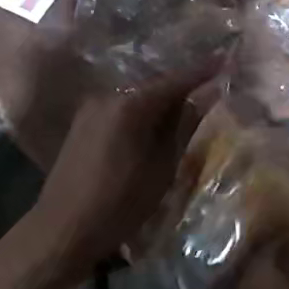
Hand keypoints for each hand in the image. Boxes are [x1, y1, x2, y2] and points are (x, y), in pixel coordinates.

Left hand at [24, 70, 215, 267]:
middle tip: (210, 83)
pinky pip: (120, 108)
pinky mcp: (82, 124)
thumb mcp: (162, 168)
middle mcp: (108, 96)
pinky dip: (141, 111)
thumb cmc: (119, 204)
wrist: (62, 231)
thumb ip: (182, 126)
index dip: (203, 70)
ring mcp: (91, 108)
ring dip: (161, 100)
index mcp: (130, 104)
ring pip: (136, 96)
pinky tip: (155, 122)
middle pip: (154, 84)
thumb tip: (204, 96)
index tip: (226, 57)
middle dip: (182, 85)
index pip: (175, 80)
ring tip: (188, 103)